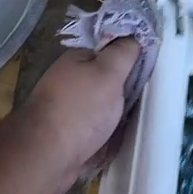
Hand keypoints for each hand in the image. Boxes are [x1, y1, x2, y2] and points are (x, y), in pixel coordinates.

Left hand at [13, 39, 141, 193]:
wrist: (46, 157)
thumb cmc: (79, 110)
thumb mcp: (108, 73)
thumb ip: (123, 53)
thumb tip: (134, 36)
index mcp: (75, 61)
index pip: (109, 52)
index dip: (129, 60)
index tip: (147, 73)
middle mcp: (68, 82)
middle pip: (107, 83)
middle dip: (124, 95)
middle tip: (140, 103)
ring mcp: (67, 111)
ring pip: (103, 111)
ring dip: (116, 120)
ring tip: (131, 126)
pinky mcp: (68, 136)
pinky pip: (95, 133)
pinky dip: (106, 139)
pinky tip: (116, 144)